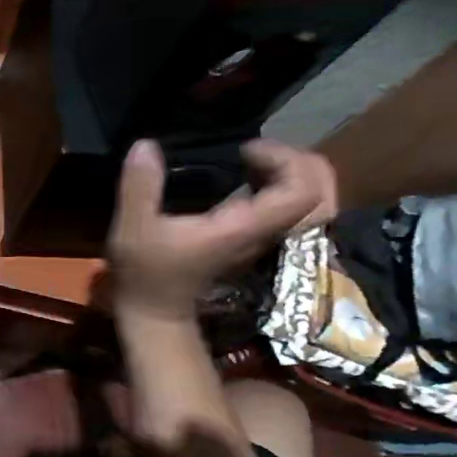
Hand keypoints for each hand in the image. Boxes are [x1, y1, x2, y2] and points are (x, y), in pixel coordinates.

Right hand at [107, 139, 336, 321]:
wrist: (157, 312)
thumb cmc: (146, 273)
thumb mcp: (134, 227)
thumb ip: (140, 186)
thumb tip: (146, 145)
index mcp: (244, 229)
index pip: (302, 192)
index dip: (285, 160)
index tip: (244, 151)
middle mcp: (267, 235)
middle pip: (322, 193)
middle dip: (298, 160)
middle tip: (256, 150)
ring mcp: (268, 241)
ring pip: (316, 202)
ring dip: (294, 172)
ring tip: (255, 159)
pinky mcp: (260, 242)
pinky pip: (296, 209)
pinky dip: (286, 186)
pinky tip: (252, 177)